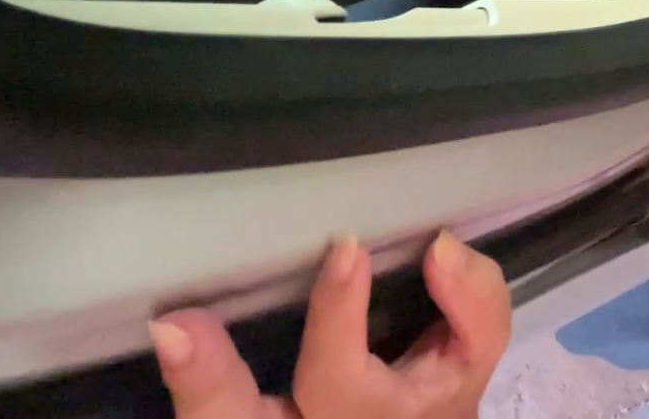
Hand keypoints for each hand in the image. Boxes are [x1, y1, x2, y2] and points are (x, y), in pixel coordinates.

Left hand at [151, 232, 510, 418]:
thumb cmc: (444, 384)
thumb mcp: (480, 347)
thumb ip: (474, 296)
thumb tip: (439, 246)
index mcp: (380, 418)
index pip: (342, 379)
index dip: (338, 316)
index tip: (346, 247)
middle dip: (212, 383)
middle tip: (181, 323)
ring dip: (190, 388)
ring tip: (168, 326)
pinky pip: (220, 415)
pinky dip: (198, 389)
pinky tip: (174, 336)